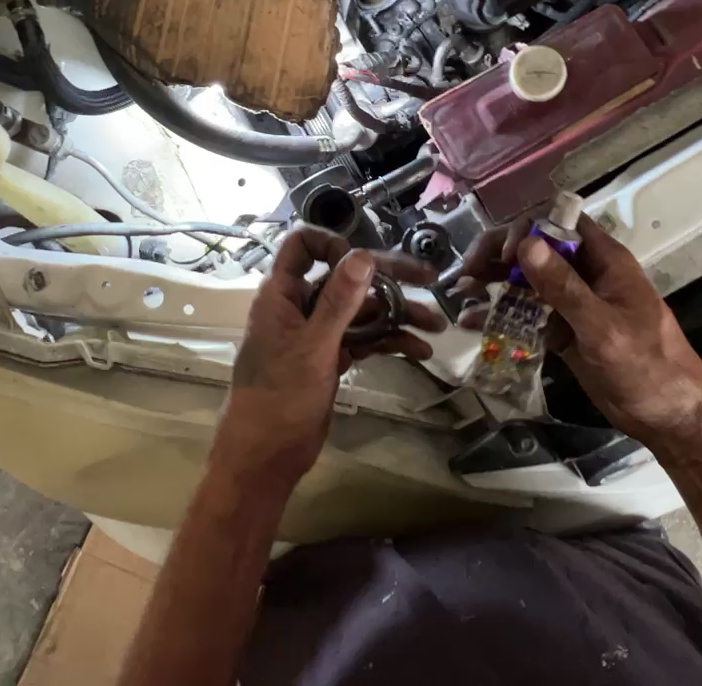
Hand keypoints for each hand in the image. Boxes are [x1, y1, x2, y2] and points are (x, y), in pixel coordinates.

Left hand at [213, 227, 443, 493]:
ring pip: (361, 310)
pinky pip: (364, 338)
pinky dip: (389, 341)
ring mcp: (317, 332)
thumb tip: (363, 255)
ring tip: (436, 326)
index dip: (334, 244)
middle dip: (387, 279)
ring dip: (397, 315)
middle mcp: (300, 306)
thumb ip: (338, 301)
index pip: (303, 245)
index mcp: (282, 294)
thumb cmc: (279, 398)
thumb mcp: (313, 347)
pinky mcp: (331, 357)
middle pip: (346, 276)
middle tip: (429, 281)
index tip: (366, 265)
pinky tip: (418, 350)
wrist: (265, 457)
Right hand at [455, 216, 701, 450]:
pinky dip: (502, 314)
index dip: (527, 230)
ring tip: (462, 290)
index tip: (504, 256)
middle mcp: (586, 275)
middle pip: (537, 249)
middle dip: (499, 254)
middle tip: (467, 272)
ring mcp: (573, 304)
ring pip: (527, 280)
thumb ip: (563, 287)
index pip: (560, 223)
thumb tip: (525, 245)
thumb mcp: (603, 327)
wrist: (670, 420)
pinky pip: (528, 314)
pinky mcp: (564, 332)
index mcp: (604, 261)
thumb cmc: (647, 367)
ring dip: (495, 282)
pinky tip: (473, 319)